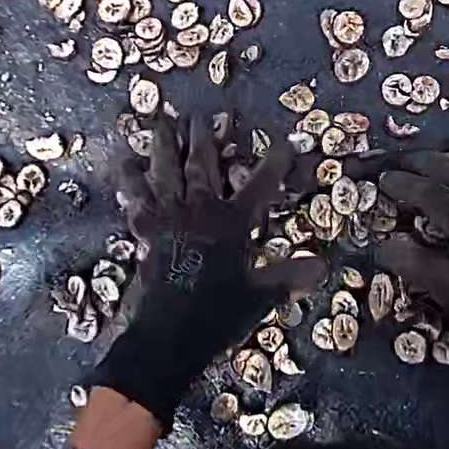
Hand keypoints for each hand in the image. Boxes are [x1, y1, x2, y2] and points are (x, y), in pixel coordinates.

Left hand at [94, 116, 322, 427]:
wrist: (169, 334)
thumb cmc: (217, 315)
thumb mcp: (260, 297)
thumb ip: (289, 276)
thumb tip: (324, 266)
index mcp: (232, 223)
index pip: (260, 186)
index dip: (274, 163)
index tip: (283, 142)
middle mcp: (200, 210)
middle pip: (204, 165)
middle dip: (205, 138)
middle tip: (201, 114)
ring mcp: (170, 216)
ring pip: (167, 171)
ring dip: (165, 145)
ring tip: (161, 120)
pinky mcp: (146, 229)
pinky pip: (136, 198)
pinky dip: (131, 180)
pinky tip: (125, 162)